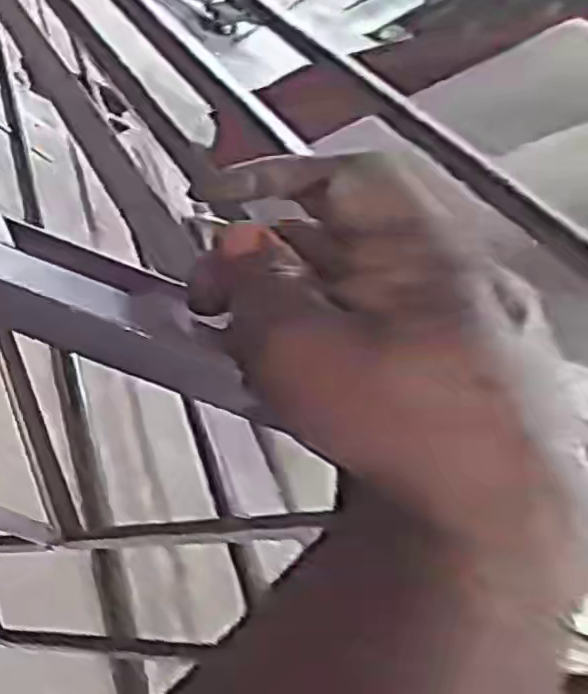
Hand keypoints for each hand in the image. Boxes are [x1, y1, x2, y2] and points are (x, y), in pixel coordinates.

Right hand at [191, 154, 569, 555]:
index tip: (213, 195)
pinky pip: (353, 316)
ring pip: (334, 277)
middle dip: (250, 256)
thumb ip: (253, 278)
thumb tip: (238, 239)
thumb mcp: (292, 340)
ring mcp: (449, 321)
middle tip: (209, 293)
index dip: (270, 174)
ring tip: (236, 336)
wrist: (483, 520)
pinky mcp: (439, 359)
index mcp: (422, 258)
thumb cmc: (401, 427)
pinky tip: (272, 359)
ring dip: (270, 294)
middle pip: (327, 233)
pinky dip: (301, 323)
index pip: (348, 175)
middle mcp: (445, 279)